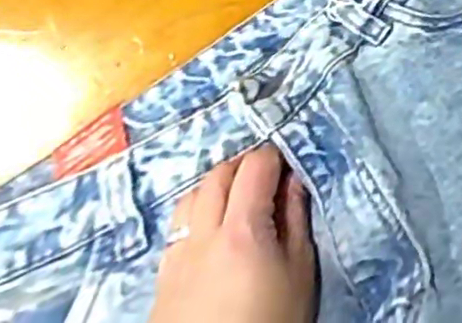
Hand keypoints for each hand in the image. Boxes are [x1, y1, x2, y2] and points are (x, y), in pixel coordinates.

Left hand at [150, 145, 316, 322]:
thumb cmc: (273, 321)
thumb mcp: (300, 269)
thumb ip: (295, 217)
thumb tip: (292, 179)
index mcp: (241, 232)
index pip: (255, 166)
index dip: (275, 156)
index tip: (291, 165)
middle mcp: (201, 239)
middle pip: (216, 176)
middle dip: (244, 164)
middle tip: (269, 175)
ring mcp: (175, 261)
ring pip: (188, 199)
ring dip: (215, 187)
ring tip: (239, 200)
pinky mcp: (161, 284)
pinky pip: (175, 231)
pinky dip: (196, 216)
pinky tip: (215, 233)